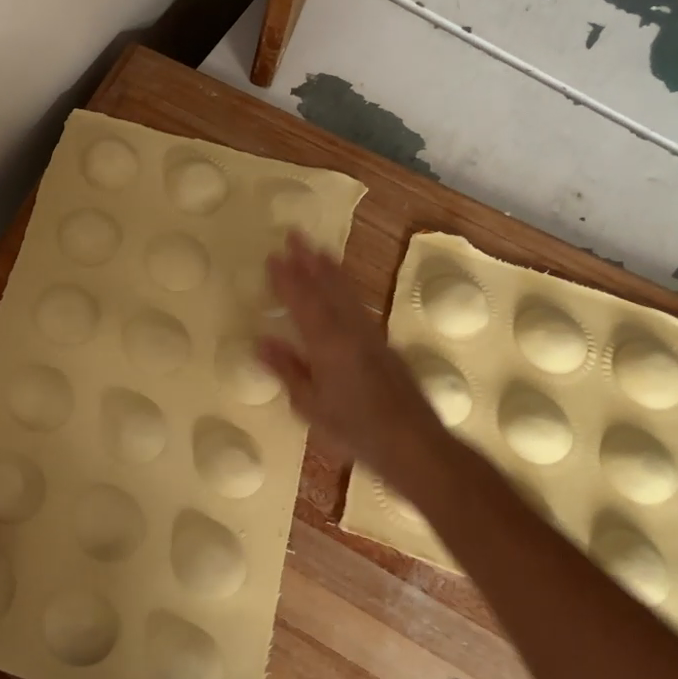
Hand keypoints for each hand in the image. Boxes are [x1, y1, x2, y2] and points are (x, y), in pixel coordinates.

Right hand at [254, 232, 455, 504]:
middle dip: (310, 261)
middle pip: (327, 288)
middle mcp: (350, 332)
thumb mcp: (310, 406)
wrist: (415, 444)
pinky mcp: (384, 347)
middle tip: (295, 233)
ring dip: (330, 270)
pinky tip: (342, 290)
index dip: (286, 279)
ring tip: (318, 250)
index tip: (273, 255)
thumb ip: (287, 370)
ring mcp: (371, 337)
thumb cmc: (355, 430)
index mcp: (327, 344)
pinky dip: (345, 290)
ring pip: (346, 294)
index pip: (303, 302)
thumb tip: (262, 341)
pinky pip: (358, 306)